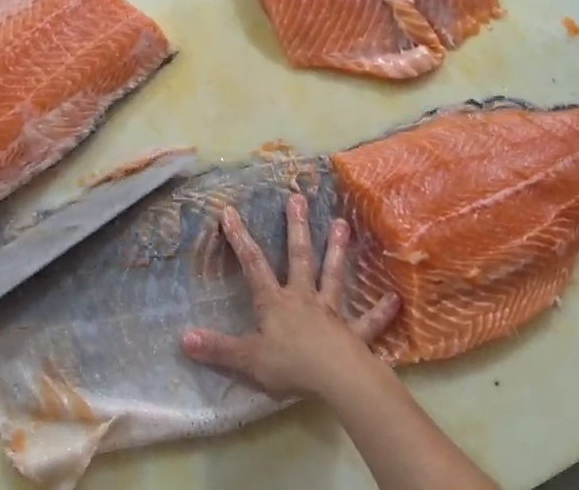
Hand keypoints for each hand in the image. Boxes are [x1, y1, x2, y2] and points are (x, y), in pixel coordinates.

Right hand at [180, 193, 399, 398]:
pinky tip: (395, 299)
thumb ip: (218, 349)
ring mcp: (332, 313)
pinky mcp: (354, 335)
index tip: (230, 211)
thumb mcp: (248, 359)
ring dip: (338, 251)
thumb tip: (183, 338)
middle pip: (299, 257)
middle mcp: (304, 299)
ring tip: (343, 224)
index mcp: (276, 303)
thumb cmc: (291, 366)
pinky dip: (381, 311)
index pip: (253, 265)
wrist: (337, 379)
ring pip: (334, 276)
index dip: (240, 238)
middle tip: (299, 198)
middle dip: (296, 228)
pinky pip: (369, 322)